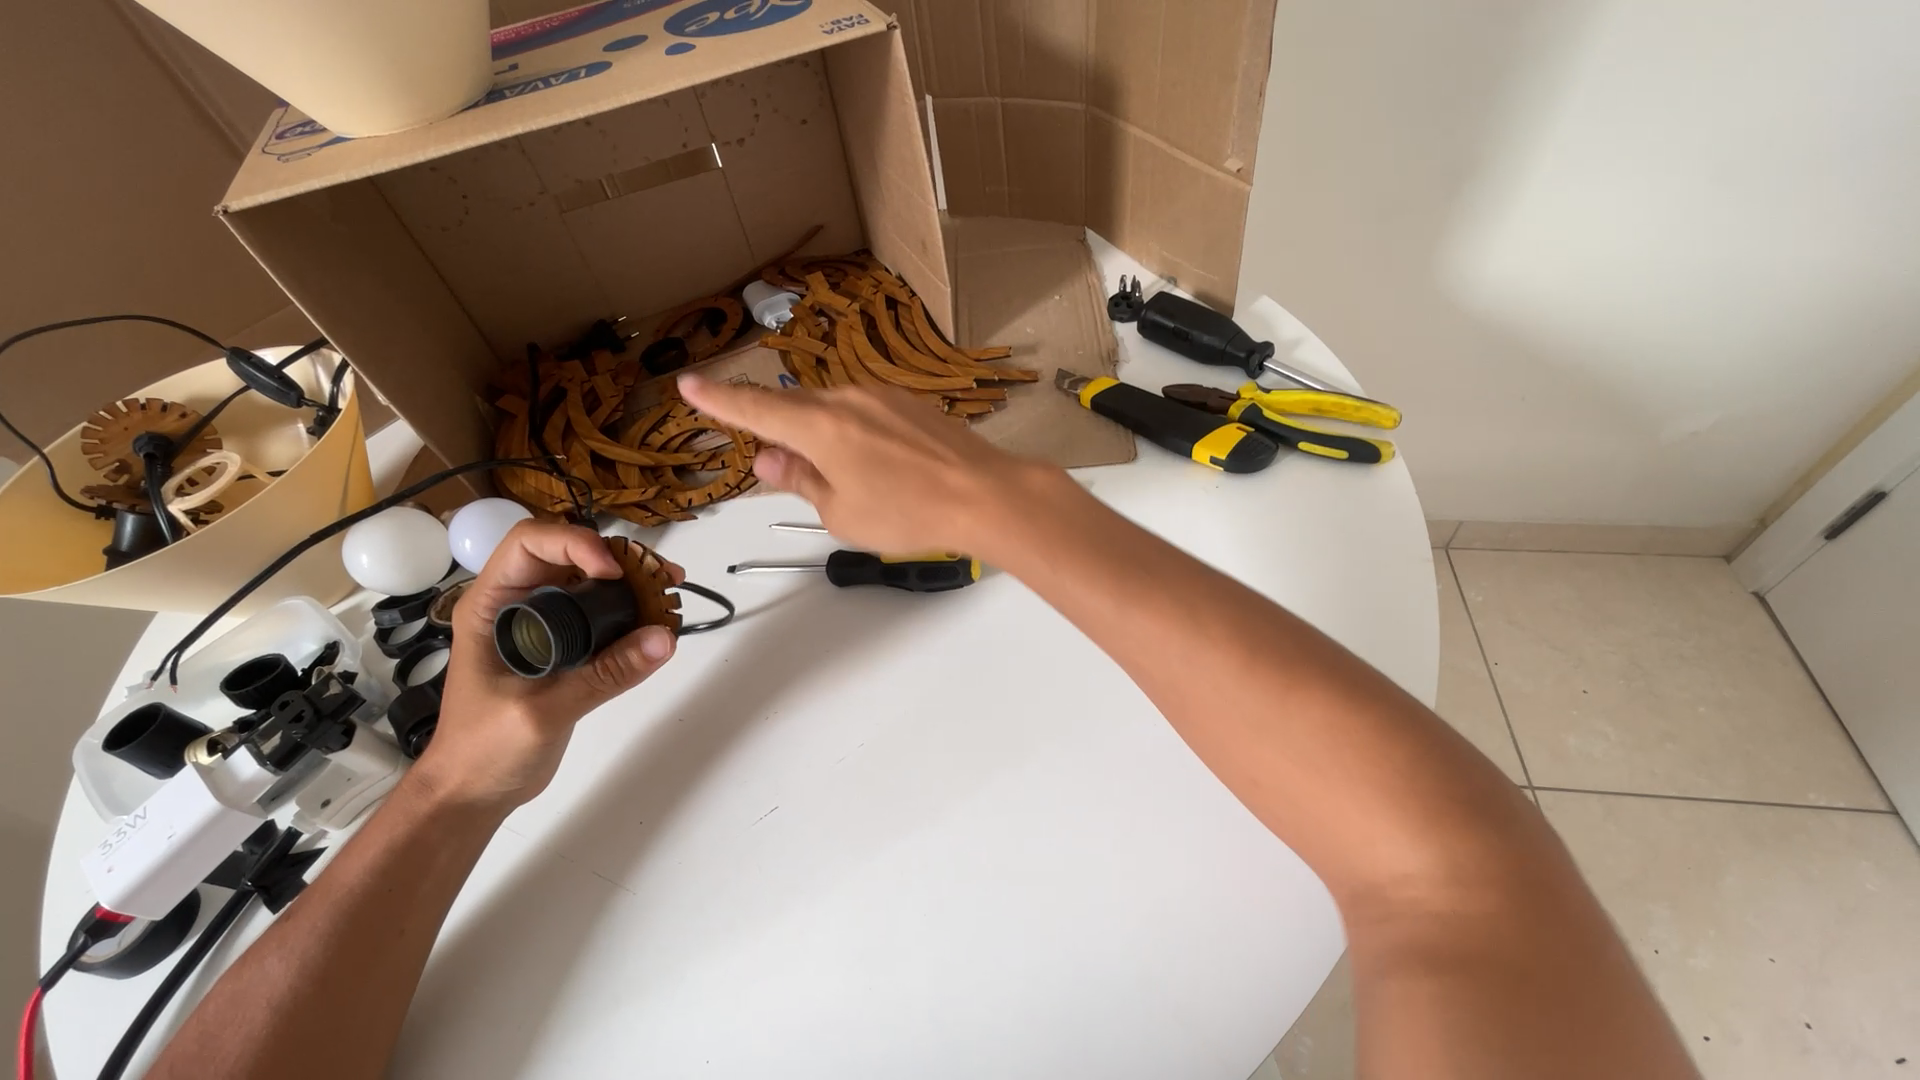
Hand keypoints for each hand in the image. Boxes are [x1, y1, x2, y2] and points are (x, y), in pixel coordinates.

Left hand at [413, 521, 678, 812]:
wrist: (474, 791)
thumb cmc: (485, 749)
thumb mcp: (546, 710)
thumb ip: (606, 674)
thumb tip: (665, 639)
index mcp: (491, 605)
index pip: (530, 544)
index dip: (574, 544)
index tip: (614, 573)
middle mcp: (517, 604)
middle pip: (568, 554)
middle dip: (618, 557)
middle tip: (663, 575)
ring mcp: (542, 624)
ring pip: (589, 581)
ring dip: (632, 579)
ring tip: (670, 590)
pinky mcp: (565, 645)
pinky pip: (601, 613)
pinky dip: (632, 609)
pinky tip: (659, 619)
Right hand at [677, 375, 1072, 558]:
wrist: (985, 494)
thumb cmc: (908, 513)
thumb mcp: (841, 513)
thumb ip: (800, 481)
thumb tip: (768, 458)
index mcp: (820, 426)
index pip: (756, 409)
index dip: (719, 398)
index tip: (688, 382)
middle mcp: (847, 399)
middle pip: (795, 409)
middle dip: (780, 431)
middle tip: (780, 464)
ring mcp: (883, 396)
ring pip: (832, 410)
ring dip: (822, 436)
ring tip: (843, 478)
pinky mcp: (910, 403)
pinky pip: (864, 412)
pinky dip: (853, 433)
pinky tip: (875, 464)